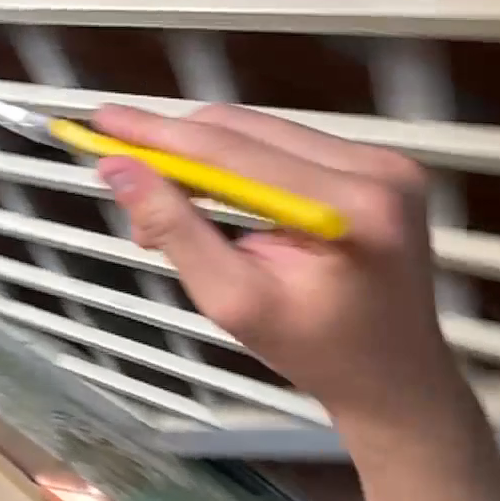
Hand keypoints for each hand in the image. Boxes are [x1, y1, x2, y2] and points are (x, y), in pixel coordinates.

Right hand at [91, 103, 462, 423]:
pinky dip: (224, 160)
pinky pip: (271, 140)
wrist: (398, 380)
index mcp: (350, 207)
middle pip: (238, 128)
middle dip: (171, 151)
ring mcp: (378, 160)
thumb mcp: (230, 299)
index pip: (228, 149)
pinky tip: (206, 197)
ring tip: (166, 208)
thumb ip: (173, 227)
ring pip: (249, 128)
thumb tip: (115, 167)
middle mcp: (373, 168)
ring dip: (194, 157)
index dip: (156, 133)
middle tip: (127, 187)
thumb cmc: (314, 350)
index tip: (101, 120)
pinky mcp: (370, 162)